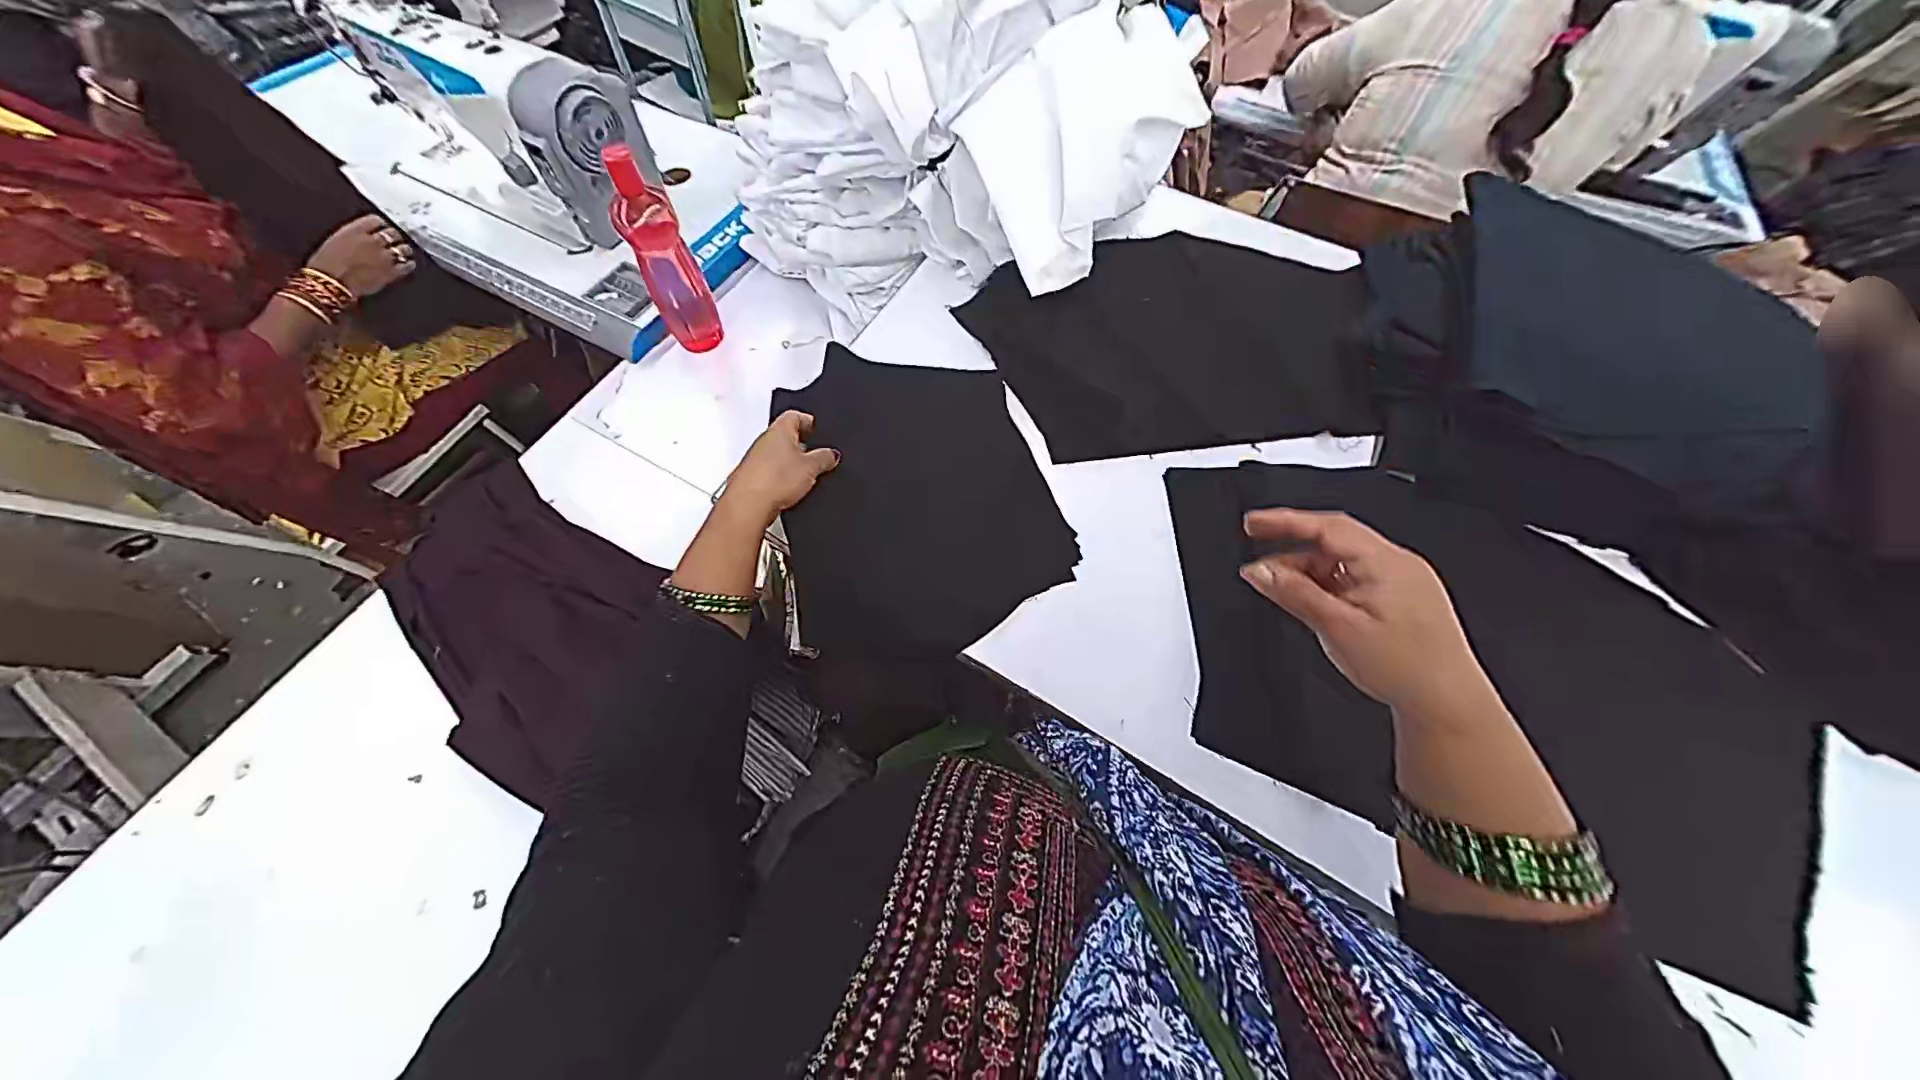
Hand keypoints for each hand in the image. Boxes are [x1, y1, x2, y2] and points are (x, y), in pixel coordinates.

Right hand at [306, 215, 416, 298]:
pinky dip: (409, 264)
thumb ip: (353, 236)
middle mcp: (372, 241)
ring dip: (404, 249)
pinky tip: (408, 264)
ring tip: (403, 251)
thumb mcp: (336, 240)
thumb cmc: (326, 262)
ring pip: (403, 248)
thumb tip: (364, 236)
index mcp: (354, 230)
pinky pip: (407, 266)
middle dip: (395, 236)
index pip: (375, 220)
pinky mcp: (392, 272)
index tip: (383, 227)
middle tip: (395, 240)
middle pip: (392, 233)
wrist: (332, 281)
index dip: (381, 224)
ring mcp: (384, 257)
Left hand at [718, 411, 839, 521]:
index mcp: (779, 430)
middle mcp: (764, 441)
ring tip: (805, 474)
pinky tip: (789, 488)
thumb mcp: (811, 467)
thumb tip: (831, 454)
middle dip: (801, 444)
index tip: (816, 427)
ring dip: (790, 462)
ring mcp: (756, 459)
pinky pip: (771, 472)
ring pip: (777, 455)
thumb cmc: (772, 480)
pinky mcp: (752, 478)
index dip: (808, 421)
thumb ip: (825, 457)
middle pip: (786, 435)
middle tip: (815, 453)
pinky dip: (781, 477)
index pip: (795, 416)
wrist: (749, 505)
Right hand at [1239, 508, 1488, 714]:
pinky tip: (1306, 599)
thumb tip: (1260, 571)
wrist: (1446, 703)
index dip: (1285, 521)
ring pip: (1340, 562)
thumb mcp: (1338, 628)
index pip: (1327, 527)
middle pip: (1332, 542)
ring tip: (1276, 586)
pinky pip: (1351, 578)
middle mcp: (1398, 565)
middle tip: (1258, 553)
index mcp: (1387, 564)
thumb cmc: (1408, 669)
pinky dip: (1323, 584)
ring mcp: (1400, 581)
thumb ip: (1294, 593)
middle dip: (1291, 546)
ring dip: (1305, 570)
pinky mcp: (1399, 598)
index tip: (1254, 522)